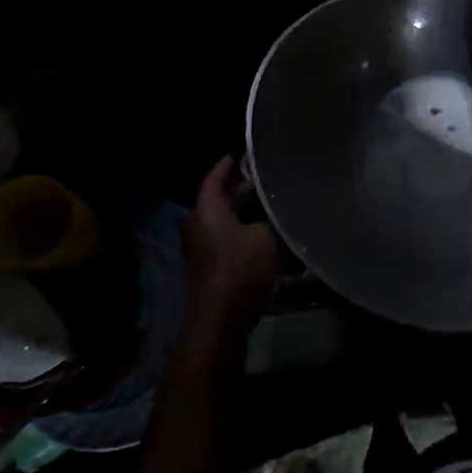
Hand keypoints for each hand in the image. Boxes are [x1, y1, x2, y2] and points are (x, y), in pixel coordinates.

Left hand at [183, 156, 278, 346]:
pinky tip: (267, 234)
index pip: (214, 177)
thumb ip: (269, 217)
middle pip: (220, 198)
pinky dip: (244, 231)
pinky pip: (227, 237)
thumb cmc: (240, 269)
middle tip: (268, 181)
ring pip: (226, 220)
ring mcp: (202, 246)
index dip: (228, 164)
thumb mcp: (265, 236)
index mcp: (206, 210)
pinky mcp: (210, 264)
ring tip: (273, 205)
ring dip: (246, 213)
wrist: (220, 318)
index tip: (244, 154)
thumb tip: (272, 211)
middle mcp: (198, 223)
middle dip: (243, 189)